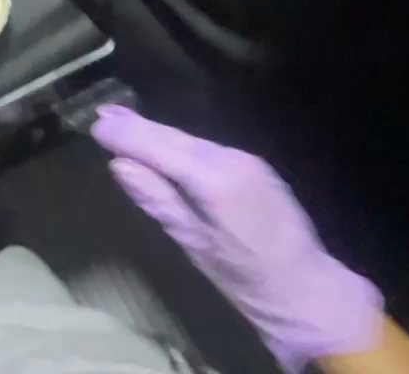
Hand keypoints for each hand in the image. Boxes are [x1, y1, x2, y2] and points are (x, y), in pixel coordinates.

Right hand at [92, 106, 381, 371]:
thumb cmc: (248, 280)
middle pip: (174, 138)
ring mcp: (246, 160)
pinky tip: (158, 138)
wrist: (312, 295)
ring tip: (119, 120)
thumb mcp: (195, 245)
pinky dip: (176, 142)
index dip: (127, 136)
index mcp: (218, 183)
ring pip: (188, 140)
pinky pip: (204, 148)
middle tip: (101, 114)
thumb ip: (158, 201)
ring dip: (154, 131)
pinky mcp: (253, 166)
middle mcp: (233, 161)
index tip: (96, 125)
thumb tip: (119, 165)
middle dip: (136, 126)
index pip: (161, 148)